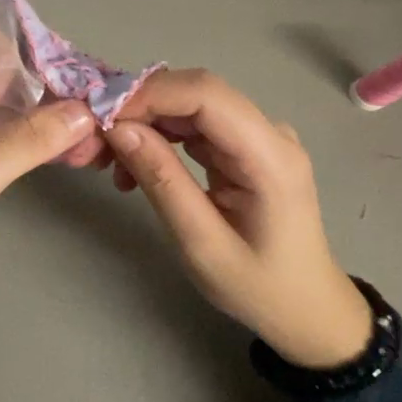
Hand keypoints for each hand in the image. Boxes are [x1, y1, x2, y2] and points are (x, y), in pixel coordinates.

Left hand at [0, 65, 97, 341]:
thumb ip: (30, 137)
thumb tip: (88, 110)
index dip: (18, 43)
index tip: (53, 75)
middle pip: (1, 63)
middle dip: (47, 79)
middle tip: (96, 103)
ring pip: (10, 99)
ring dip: (51, 112)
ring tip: (98, 134)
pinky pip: (9, 131)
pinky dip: (41, 137)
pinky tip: (79, 151)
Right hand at [104, 69, 372, 369]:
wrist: (306, 310)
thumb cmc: (259, 286)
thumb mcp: (201, 244)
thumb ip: (162, 181)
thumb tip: (117, 128)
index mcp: (270, 157)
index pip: (205, 94)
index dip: (149, 94)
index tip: (101, 120)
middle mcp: (268, 133)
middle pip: (193, 91)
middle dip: (138, 107)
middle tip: (95, 141)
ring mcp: (256, 136)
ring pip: (186, 103)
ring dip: (142, 122)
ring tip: (108, 161)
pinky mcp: (241, 145)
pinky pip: (190, 123)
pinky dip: (155, 136)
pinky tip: (132, 166)